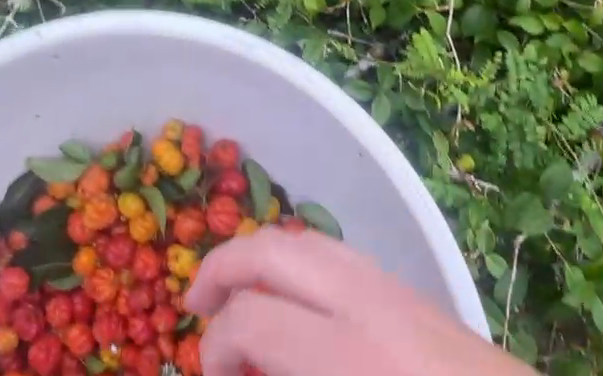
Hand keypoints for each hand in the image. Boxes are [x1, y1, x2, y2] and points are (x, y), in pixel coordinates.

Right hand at [185, 230, 539, 375]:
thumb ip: (292, 375)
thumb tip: (243, 365)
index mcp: (351, 353)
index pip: (254, 321)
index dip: (215, 347)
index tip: (209, 374)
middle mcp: (366, 301)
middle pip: (272, 251)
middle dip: (222, 269)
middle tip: (195, 304)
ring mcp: (391, 286)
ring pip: (304, 241)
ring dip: (258, 258)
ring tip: (233, 292)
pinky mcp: (408, 289)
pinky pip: (335, 254)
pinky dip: (296, 261)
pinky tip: (289, 296)